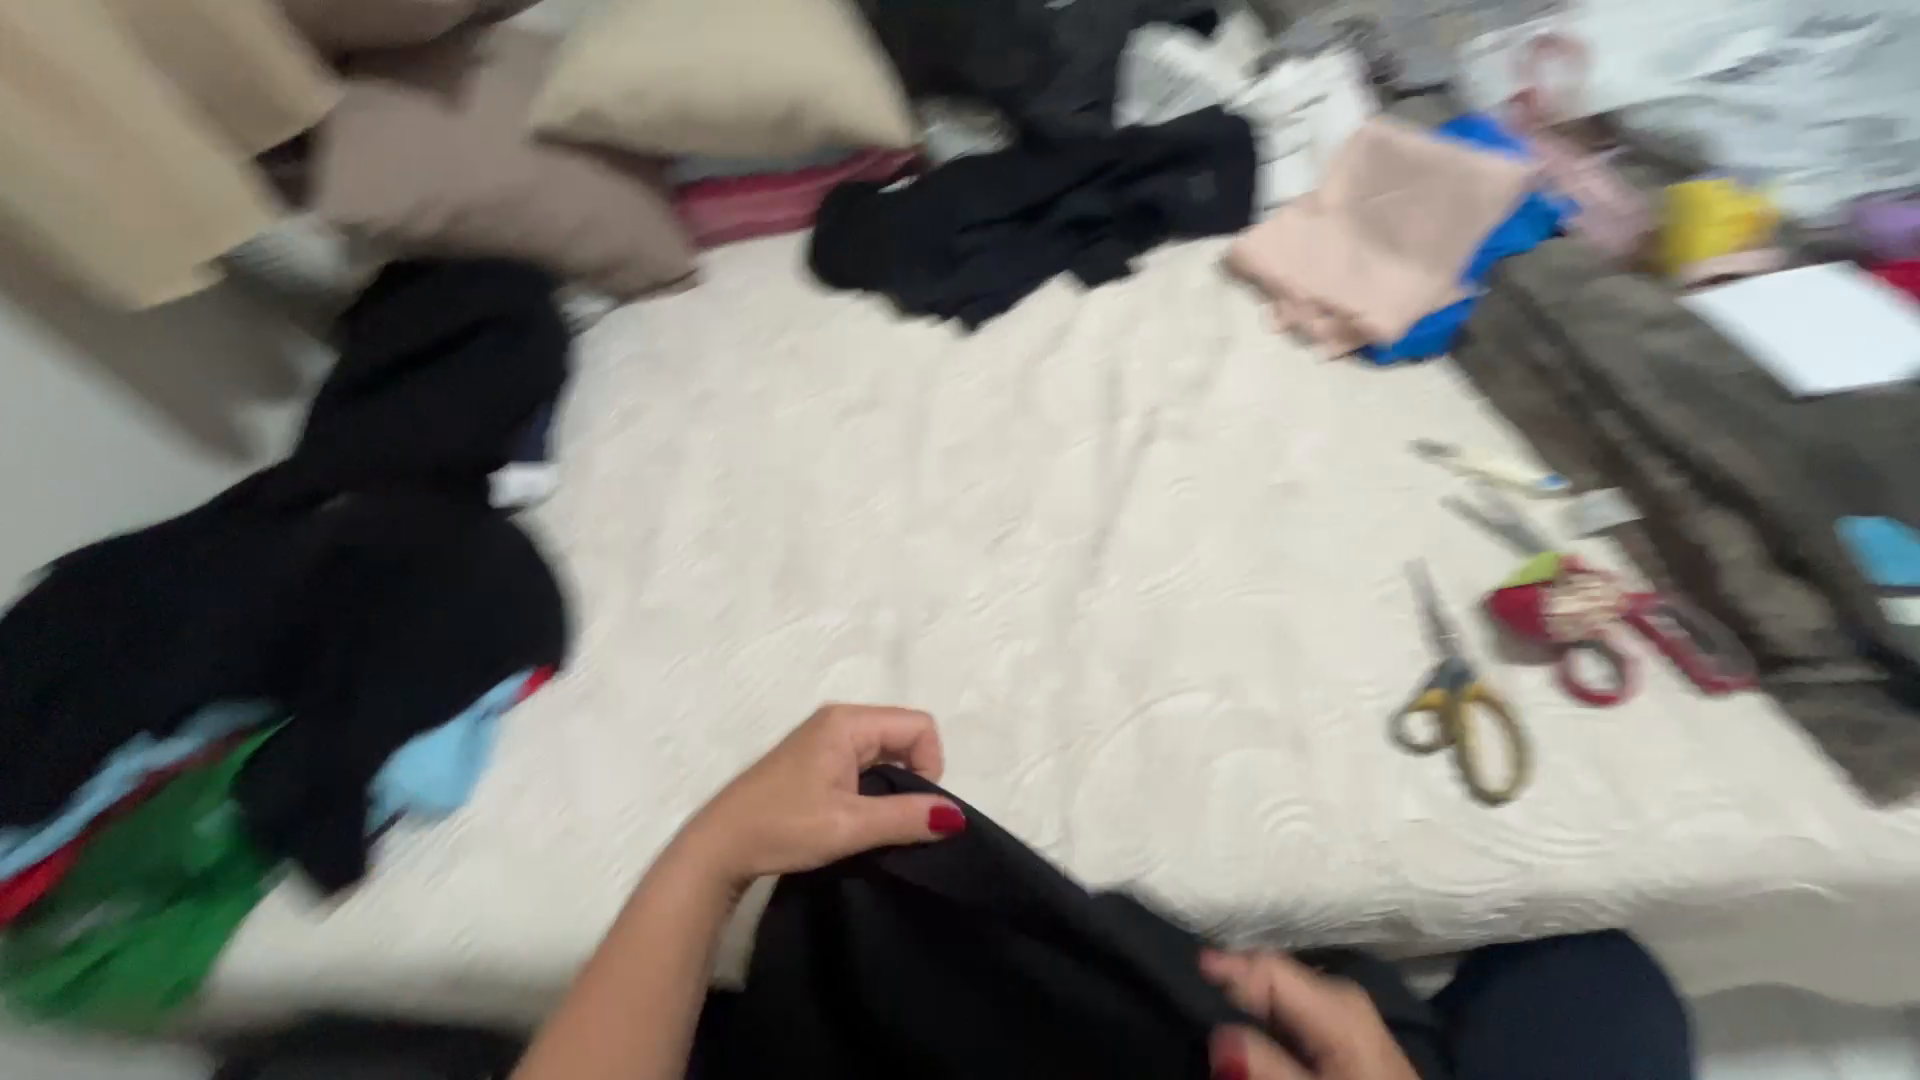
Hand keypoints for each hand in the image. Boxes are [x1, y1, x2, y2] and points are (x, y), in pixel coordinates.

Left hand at [676, 705, 965, 889]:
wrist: (718, 848)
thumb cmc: (783, 827)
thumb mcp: (849, 826)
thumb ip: (906, 817)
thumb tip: (956, 816)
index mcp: (848, 722)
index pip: (919, 726)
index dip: (930, 765)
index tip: (911, 807)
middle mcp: (839, 720)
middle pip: (903, 734)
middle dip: (913, 775)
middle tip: (894, 820)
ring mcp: (824, 738)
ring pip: (885, 751)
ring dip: (891, 784)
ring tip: (873, 822)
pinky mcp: (815, 759)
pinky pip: (864, 762)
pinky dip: (873, 787)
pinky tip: (856, 817)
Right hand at [1201, 950, 1418, 1079]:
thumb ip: (1267, 1066)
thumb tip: (1216, 1035)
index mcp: (1335, 1000)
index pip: (1265, 964)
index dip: (1224, 968)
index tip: (1184, 976)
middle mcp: (1339, 991)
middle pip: (1270, 972)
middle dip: (1231, 984)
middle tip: (1190, 997)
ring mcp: (1345, 1007)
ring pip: (1278, 988)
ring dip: (1246, 1000)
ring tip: (1211, 1010)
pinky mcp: (1345, 1026)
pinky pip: (1292, 1005)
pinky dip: (1266, 1013)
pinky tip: (1252, 1031)